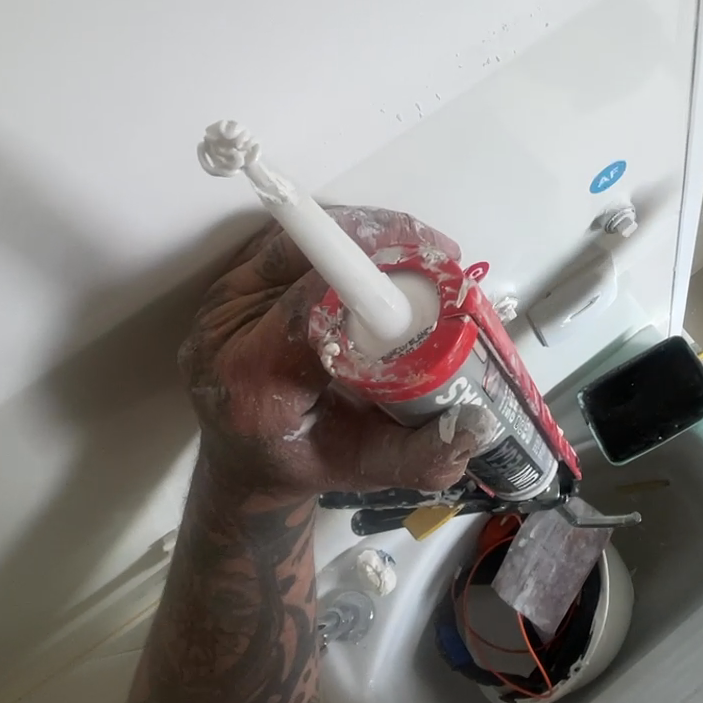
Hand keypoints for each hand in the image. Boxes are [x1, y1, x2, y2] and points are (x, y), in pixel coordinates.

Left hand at [176, 206, 479, 500]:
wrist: (246, 456)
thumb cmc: (303, 460)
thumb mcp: (364, 469)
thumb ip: (420, 455)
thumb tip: (476, 421)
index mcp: (253, 382)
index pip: (307, 311)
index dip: (366, 284)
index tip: (427, 276)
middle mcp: (227, 330)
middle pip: (300, 256)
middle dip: (375, 244)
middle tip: (436, 257)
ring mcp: (227, 298)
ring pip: (299, 237)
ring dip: (363, 233)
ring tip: (420, 251)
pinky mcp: (240, 278)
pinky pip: (295, 240)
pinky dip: (343, 237)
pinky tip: (385, 251)